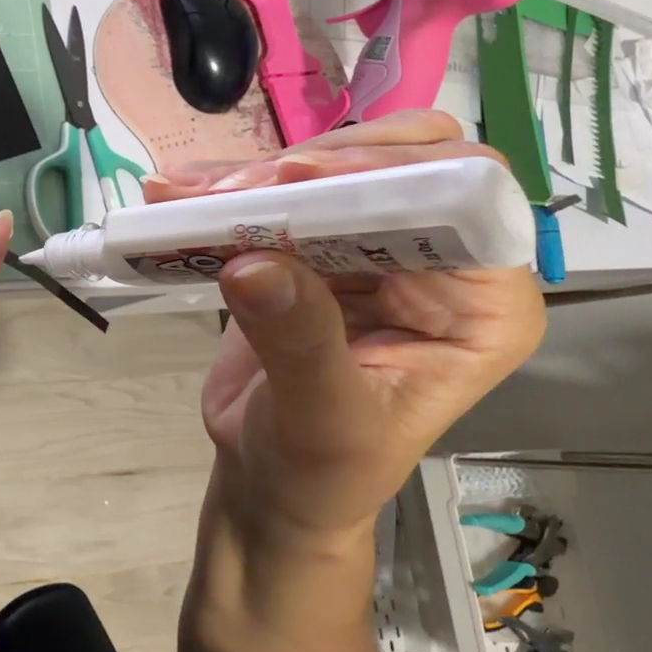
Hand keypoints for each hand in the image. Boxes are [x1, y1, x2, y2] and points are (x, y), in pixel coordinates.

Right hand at [148, 111, 546, 538]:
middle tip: (235, 188)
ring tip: (180, 192)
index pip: (464, 200)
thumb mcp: (323, 421)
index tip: (297, 177)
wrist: (269, 485)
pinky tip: (172, 197)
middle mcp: (435, 266)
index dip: (388, 174)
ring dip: (252, 177)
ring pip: (326, 177)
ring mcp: (365, 256)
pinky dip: (222, 198)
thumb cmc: (322, 471)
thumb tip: (253, 263)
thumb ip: (302, 343)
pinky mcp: (303, 257)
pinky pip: (274, 205)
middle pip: (395, 167)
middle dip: (313, 167)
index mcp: (480, 303)